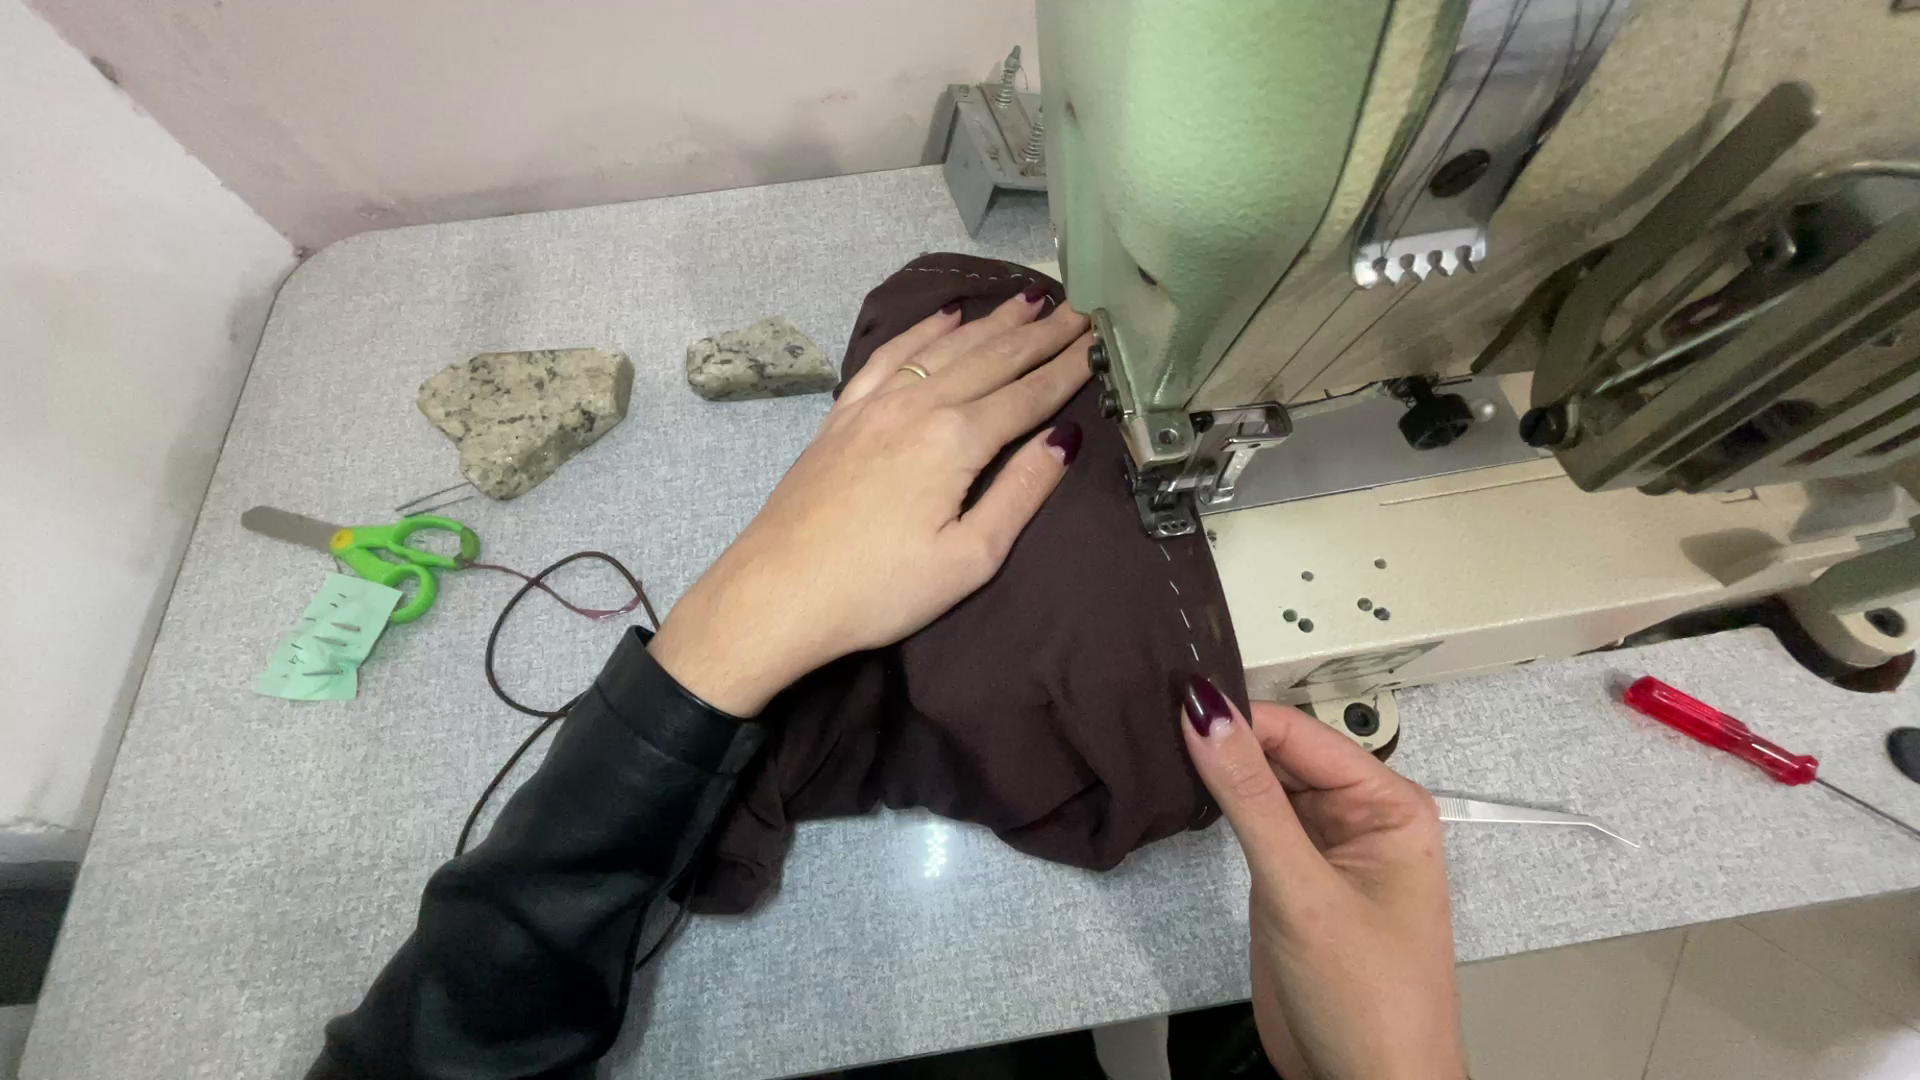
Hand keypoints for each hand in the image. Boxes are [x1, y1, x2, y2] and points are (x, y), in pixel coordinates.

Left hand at [650, 290, 1092, 715]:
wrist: (778, 593)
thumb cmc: (880, 589)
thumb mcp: (969, 558)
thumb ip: (1021, 492)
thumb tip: (1064, 440)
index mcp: (956, 440)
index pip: (1028, 395)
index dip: (1067, 369)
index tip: (1100, 340)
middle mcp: (918, 405)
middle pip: (992, 359)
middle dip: (1039, 334)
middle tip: (1078, 308)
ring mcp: (875, 404)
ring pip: (946, 348)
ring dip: (991, 323)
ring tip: (1027, 300)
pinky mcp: (843, 414)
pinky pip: (891, 355)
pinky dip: (923, 331)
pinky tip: (944, 318)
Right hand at [1180, 677, 1465, 1079]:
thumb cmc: (1362, 996)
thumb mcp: (1302, 889)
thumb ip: (1250, 797)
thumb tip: (1205, 710)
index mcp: (1387, 803)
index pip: (1300, 733)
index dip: (1238, 716)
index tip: (1170, 702)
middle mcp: (1357, 812)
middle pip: (1280, 750)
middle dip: (1224, 735)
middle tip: (1151, 715)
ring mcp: (1320, 840)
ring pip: (1261, 779)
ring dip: (1217, 764)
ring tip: (1154, 737)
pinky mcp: (1289, 866)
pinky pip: (1251, 812)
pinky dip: (1216, 798)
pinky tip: (1179, 782)